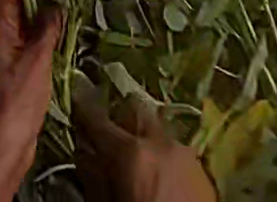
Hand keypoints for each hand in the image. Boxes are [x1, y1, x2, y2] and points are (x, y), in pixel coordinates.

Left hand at [0, 0, 64, 201]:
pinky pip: (29, 34)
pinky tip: (65, 25)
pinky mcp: (12, 61)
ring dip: (47, 8)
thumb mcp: (37, 60)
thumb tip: (58, 1)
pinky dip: (44, 28)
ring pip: (26, 15)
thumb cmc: (14, 105)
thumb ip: (48, 26)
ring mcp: (4, 45)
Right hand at [72, 78, 216, 201]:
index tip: (75, 96)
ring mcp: (183, 152)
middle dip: (117, 114)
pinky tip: (156, 174)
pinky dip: (160, 151)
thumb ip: (94, 179)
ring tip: (133, 157)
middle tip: (106, 132)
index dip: (83, 106)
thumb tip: (84, 152)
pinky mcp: (200, 168)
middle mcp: (158, 142)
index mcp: (129, 154)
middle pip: (133, 107)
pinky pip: (174, 145)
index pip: (97, 117)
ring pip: (156, 125)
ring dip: (141, 133)